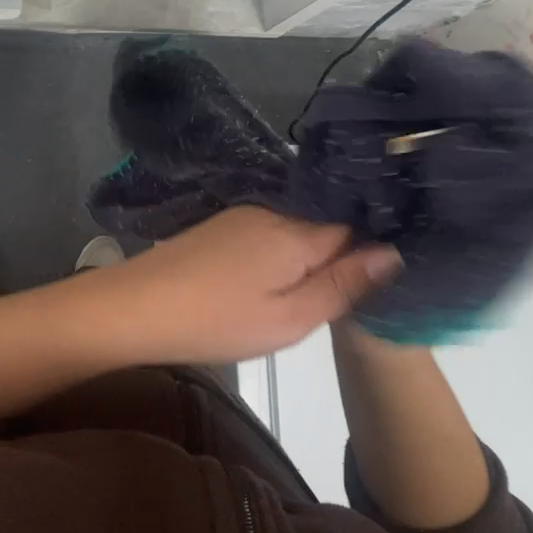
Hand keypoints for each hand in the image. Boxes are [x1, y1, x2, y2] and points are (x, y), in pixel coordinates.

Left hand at [86, 206, 402, 367]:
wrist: (138, 306)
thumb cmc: (217, 320)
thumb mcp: (289, 317)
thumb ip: (342, 286)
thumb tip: (394, 254)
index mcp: (296, 232)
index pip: (355, 228)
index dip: (374, 248)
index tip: (391, 274)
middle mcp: (273, 212)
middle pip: (325, 226)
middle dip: (341, 254)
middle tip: (354, 294)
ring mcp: (242, 215)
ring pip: (295, 230)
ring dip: (307, 257)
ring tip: (313, 292)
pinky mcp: (221, 226)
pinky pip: (269, 233)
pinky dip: (279, 254)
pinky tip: (272, 281)